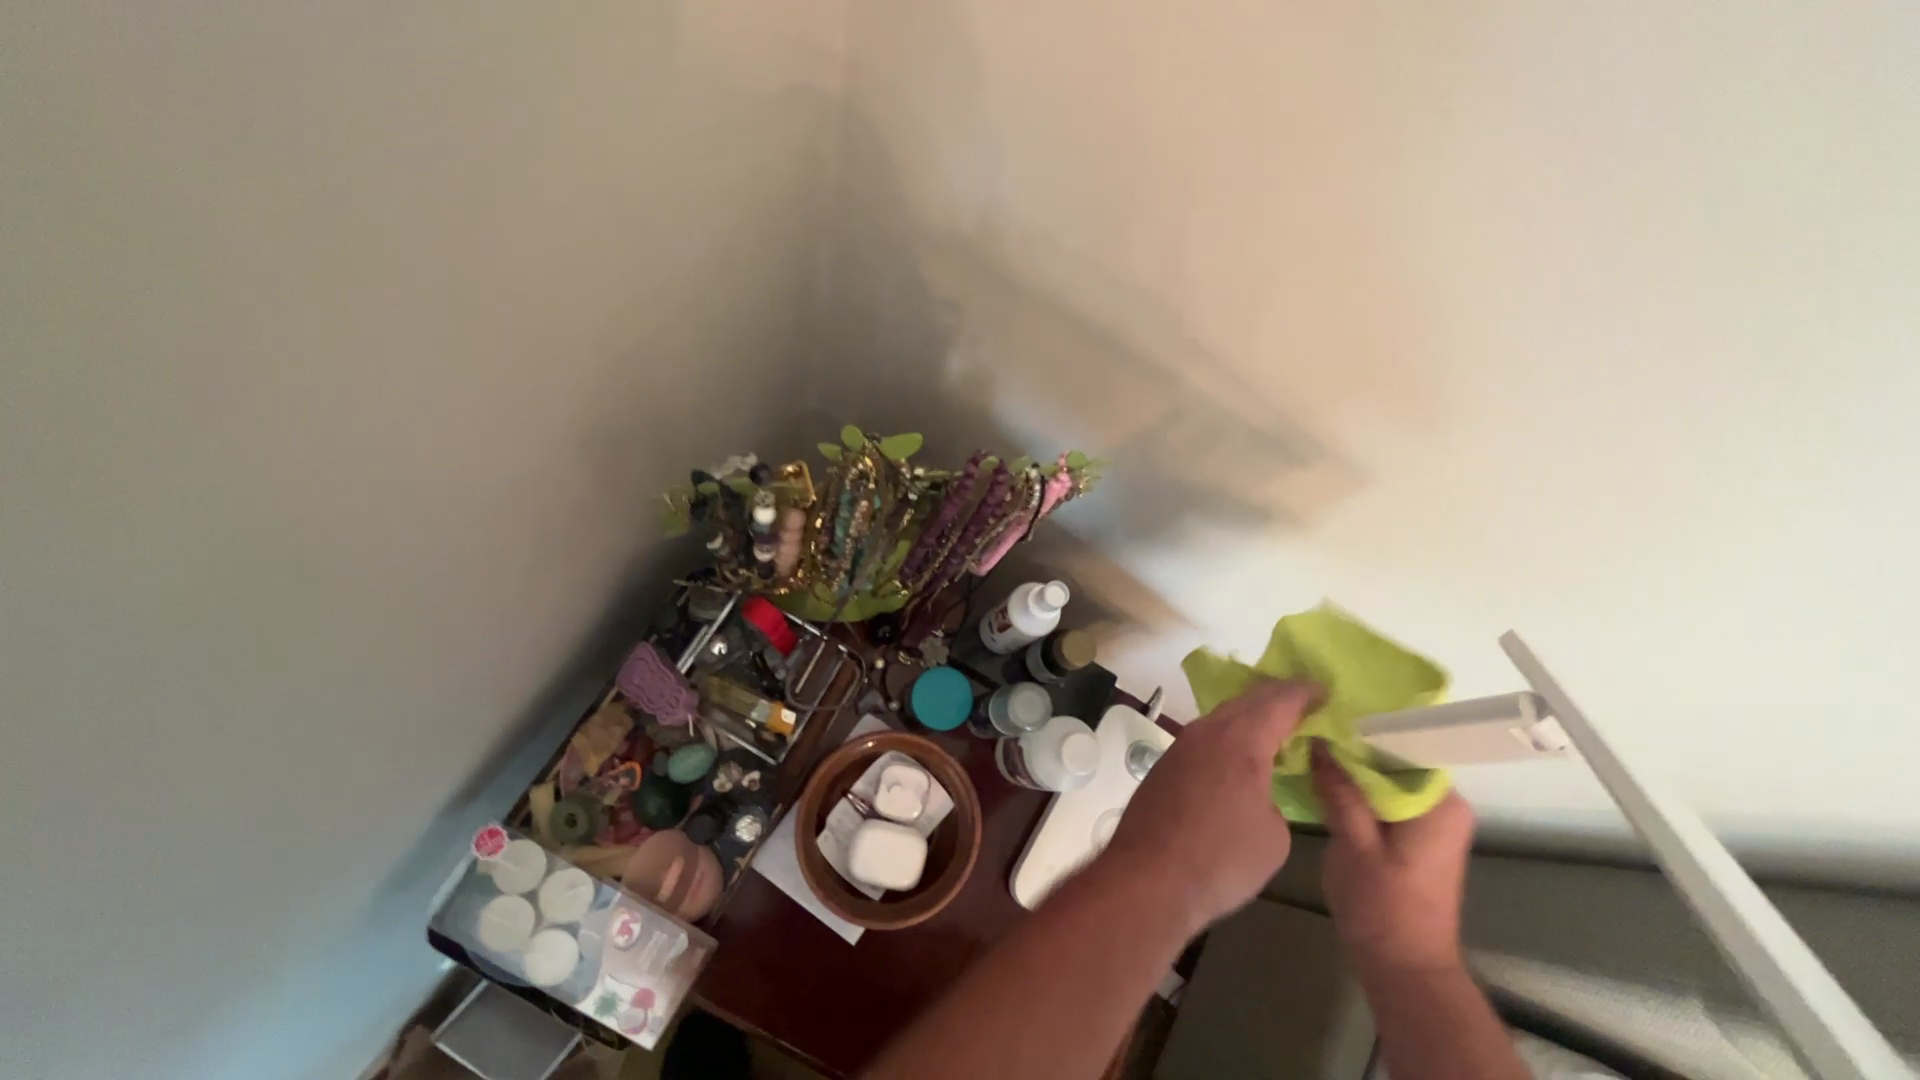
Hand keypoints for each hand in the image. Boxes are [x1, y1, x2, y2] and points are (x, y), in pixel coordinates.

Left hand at [1101, 681, 1315, 934]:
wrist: (1147, 879)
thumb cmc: (1220, 859)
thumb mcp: (1274, 836)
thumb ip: (1275, 800)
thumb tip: (1260, 795)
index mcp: (1241, 740)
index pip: (1280, 700)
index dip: (1306, 692)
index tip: (1326, 690)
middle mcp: (1207, 732)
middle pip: (1247, 702)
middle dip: (1277, 699)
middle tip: (1305, 706)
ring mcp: (1180, 747)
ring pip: (1221, 719)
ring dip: (1249, 720)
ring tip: (1276, 732)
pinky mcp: (1164, 767)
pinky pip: (1205, 740)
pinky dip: (1228, 740)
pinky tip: (1239, 760)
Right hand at [1310, 741, 1475, 973]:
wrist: (1405, 966)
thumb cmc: (1382, 907)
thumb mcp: (1352, 843)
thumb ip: (1339, 789)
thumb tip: (1320, 740)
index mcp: (1439, 802)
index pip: (1403, 741)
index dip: (1362, 724)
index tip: (1323, 710)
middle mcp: (1444, 803)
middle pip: (1394, 755)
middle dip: (1352, 743)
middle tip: (1308, 726)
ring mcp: (1432, 818)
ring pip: (1387, 774)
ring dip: (1352, 766)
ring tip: (1309, 746)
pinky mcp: (1417, 832)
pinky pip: (1386, 793)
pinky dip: (1358, 786)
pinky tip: (1324, 779)